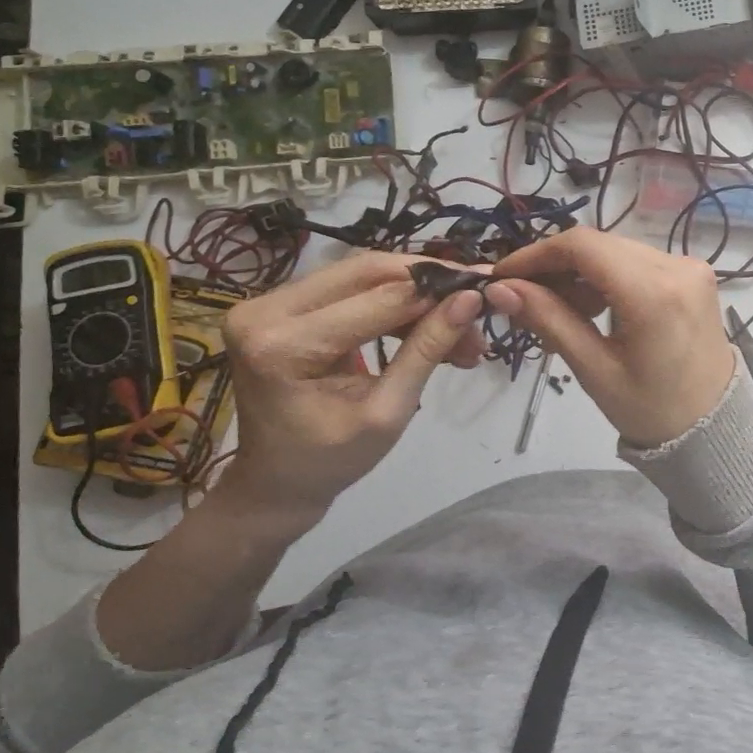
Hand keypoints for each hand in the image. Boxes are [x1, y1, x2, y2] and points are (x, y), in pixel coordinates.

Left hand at [216, 251, 486, 522]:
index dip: (436, 291)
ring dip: (417, 294)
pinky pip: (350, 287)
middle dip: (429, 284)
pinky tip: (428, 321)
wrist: (276, 481)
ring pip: (362, 274)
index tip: (486, 290)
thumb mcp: (388, 412)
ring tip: (460, 324)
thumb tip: (471, 301)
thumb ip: (426, 351)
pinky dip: (395, 301)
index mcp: (283, 345)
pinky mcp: (281, 304)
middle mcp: (265, 310)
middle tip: (477, 301)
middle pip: (367, 271)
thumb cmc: (330, 460)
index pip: (377, 299)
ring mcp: (268, 303)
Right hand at [487, 228, 734, 448]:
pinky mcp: (694, 274)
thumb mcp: (594, 369)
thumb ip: (549, 320)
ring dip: (582, 273)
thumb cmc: (651, 408)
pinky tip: (592, 309)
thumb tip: (500, 288)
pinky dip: (609, 277)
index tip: (504, 276)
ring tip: (560, 314)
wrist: (713, 425)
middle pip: (600, 245)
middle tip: (524, 301)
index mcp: (655, 292)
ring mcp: (690, 267)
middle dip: (556, 266)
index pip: (584, 245)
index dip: (537, 254)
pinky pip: (639, 262)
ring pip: (617, 251)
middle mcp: (677, 266)